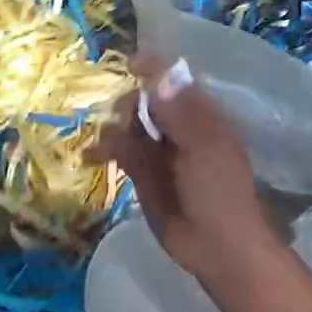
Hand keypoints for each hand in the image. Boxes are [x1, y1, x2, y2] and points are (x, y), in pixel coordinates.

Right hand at [93, 55, 275, 277]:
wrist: (219, 246)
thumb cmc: (219, 191)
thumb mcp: (204, 146)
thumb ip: (180, 112)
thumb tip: (160, 76)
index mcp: (201, 115)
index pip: (174, 81)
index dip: (154, 69)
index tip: (130, 65)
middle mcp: (178, 127)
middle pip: (145, 101)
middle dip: (128, 103)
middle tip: (121, 117)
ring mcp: (160, 151)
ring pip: (129, 125)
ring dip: (113, 126)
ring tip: (106, 143)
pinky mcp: (143, 175)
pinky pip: (120, 152)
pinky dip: (104, 150)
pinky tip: (92, 157)